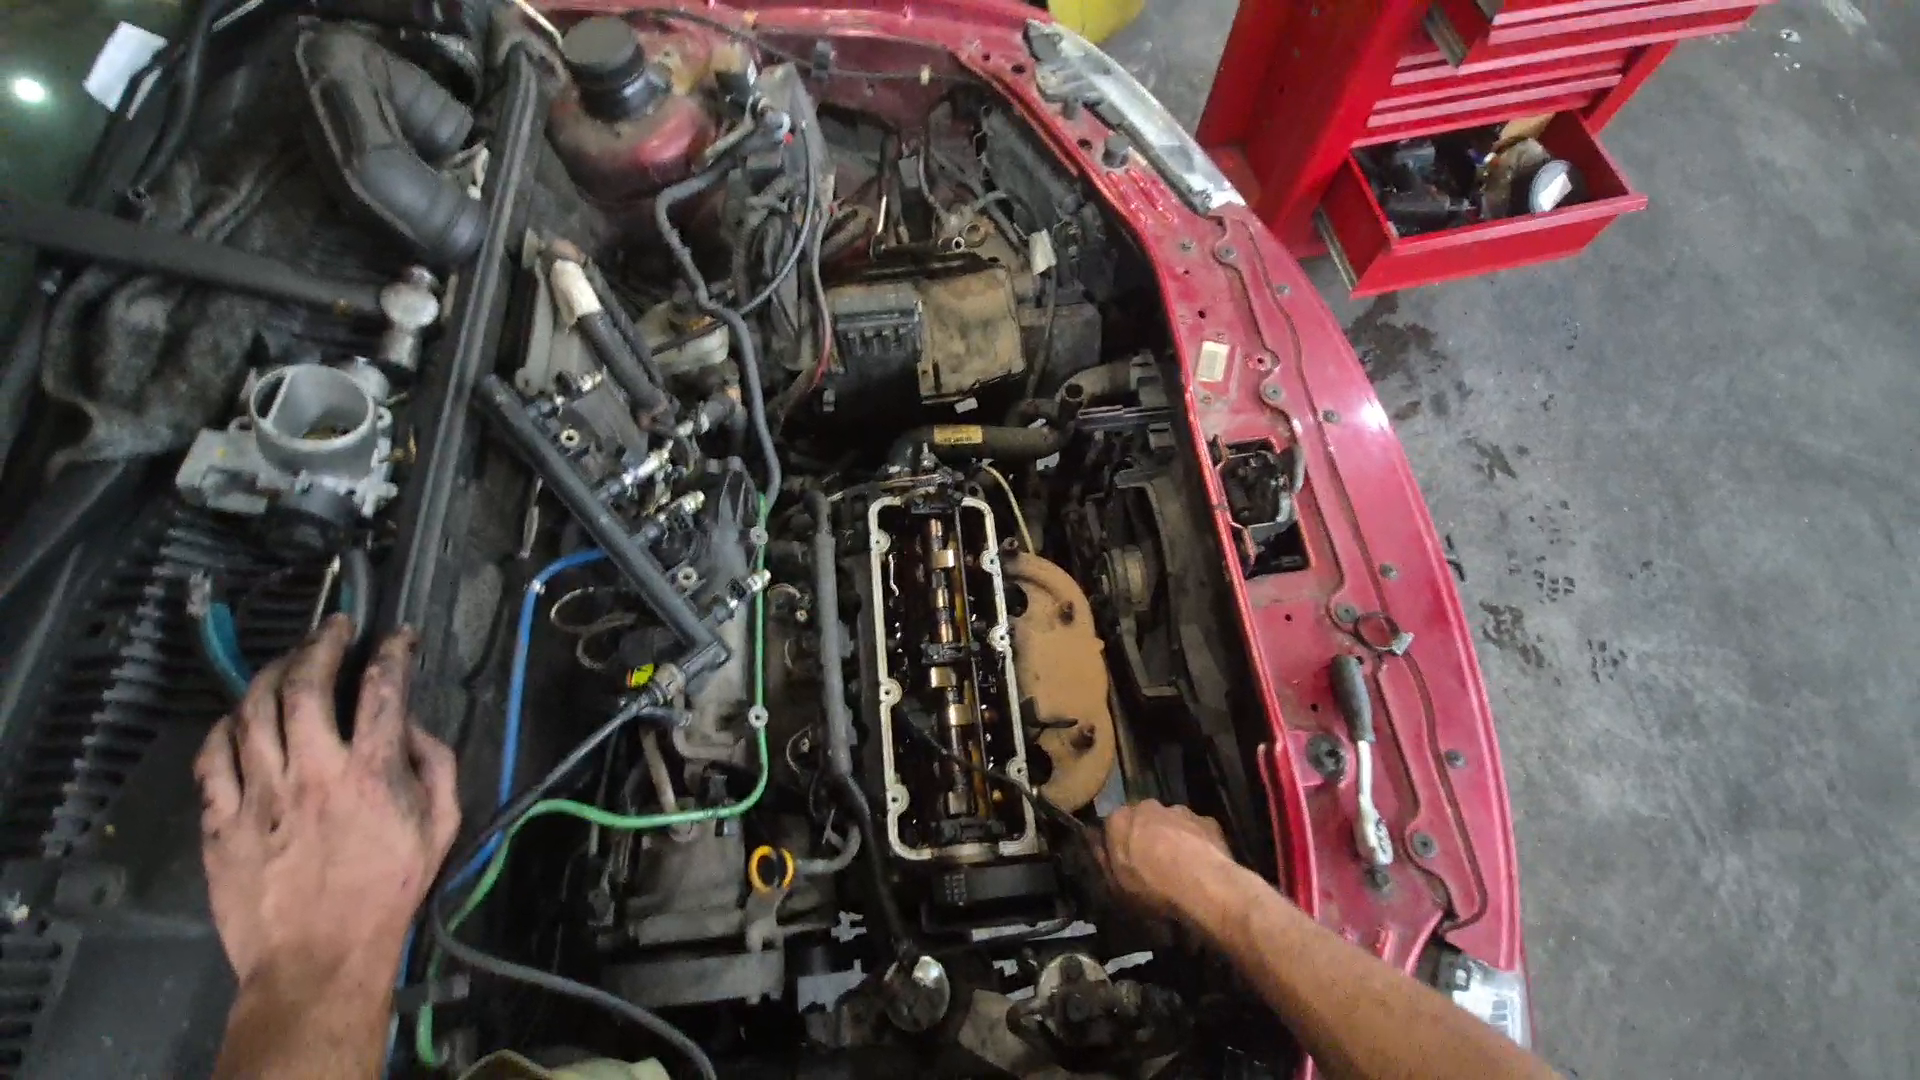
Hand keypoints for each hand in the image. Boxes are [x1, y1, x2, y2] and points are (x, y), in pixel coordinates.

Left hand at [195, 616, 459, 995]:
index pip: (384, 691)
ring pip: (252, 713)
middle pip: (306, 687)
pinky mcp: (221, 821)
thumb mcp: (444, 824)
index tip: (400, 636)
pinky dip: (226, 727)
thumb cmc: (391, 886)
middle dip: (322, 644)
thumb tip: (412, 726)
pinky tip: (241, 716)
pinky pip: (212, 759)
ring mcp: (260, 795)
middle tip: (335, 627)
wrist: (320, 953)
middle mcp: (314, 772)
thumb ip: (438, 765)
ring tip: (290, 659)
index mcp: (374, 774)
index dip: (394, 652)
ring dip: (273, 674)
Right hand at [1099, 800, 1236, 920]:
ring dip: (1173, 837)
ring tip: (1182, 867)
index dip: (1119, 843)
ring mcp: (1179, 811)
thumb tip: (1095, 842)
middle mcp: (1147, 807)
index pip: (1113, 824)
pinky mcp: (1207, 820)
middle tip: (1154, 864)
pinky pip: (1197, 831)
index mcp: (1119, 819)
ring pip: (1171, 822)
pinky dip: (1197, 843)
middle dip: (1147, 835)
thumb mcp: (1118, 886)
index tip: (1126, 861)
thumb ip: (1104, 860)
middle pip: (1143, 819)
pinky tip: (1202, 865)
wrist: (1204, 886)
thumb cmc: (1153, 888)